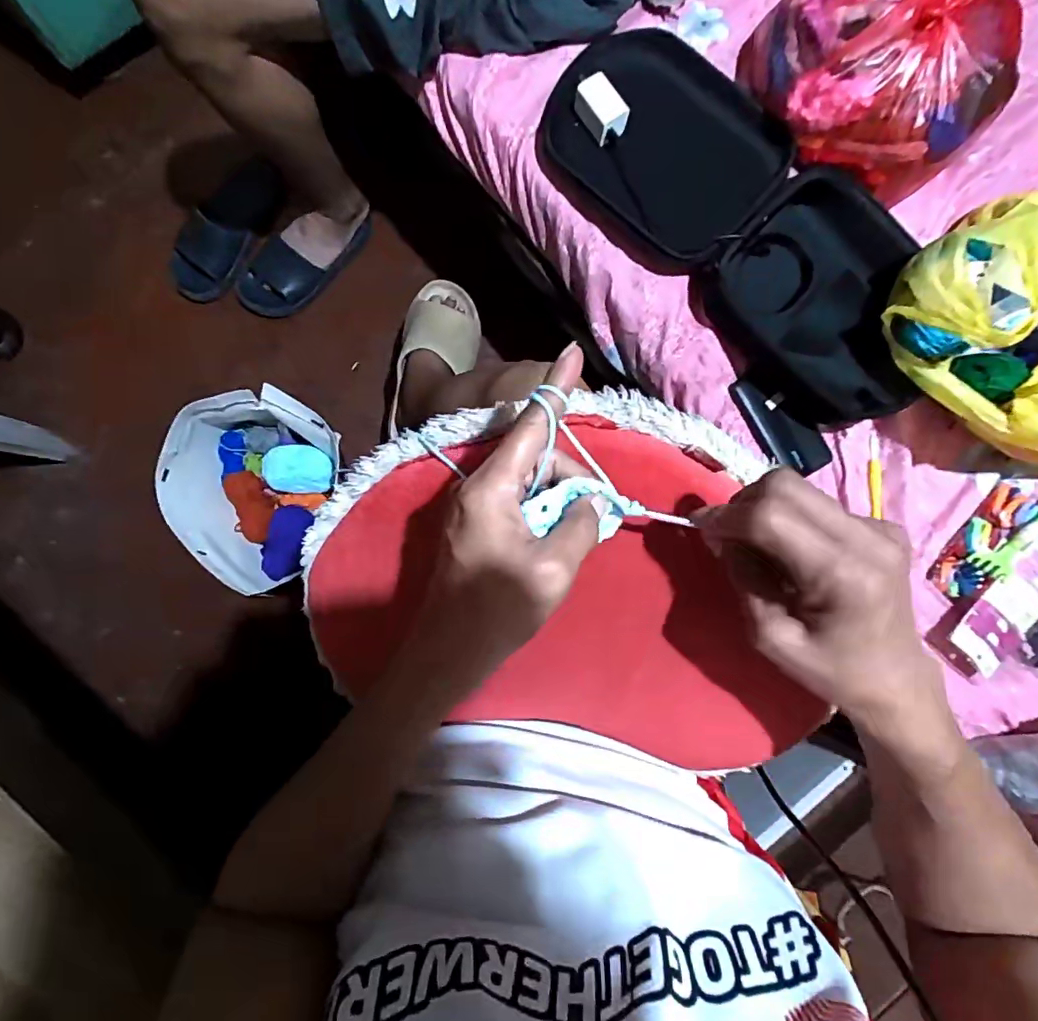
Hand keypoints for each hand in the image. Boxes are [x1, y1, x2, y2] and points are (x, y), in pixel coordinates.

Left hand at [409, 345, 600, 677]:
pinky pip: (515, 501)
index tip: (571, 351)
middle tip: (589, 519)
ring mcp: (470, 506)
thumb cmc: (498, 611)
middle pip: (534, 456)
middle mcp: (475, 487)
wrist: (448, 653)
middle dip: (568, 477)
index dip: (555, 388)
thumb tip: (589, 504)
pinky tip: (551, 543)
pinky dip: (540, 513)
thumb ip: (581, 524)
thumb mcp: (555, 569)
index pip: (530, 425)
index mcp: (491, 488)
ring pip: (527, 480)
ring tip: (566, 543)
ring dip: (556, 501)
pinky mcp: (472, 526)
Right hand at [696, 470, 949, 735]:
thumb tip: (720, 534)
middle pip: (785, 486)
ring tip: (757, 546)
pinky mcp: (882, 524)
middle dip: (743, 504)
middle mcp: (868, 537)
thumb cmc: (830, 670)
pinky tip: (792, 554)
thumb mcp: (770, 637)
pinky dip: (790, 519)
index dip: (727, 515)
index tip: (699, 526)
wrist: (894, 679)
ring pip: (800, 488)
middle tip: (726, 536)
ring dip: (765, 508)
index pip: (771, 515)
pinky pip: (818, 504)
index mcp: (843, 572)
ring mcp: (880, 526)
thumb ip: (744, 579)